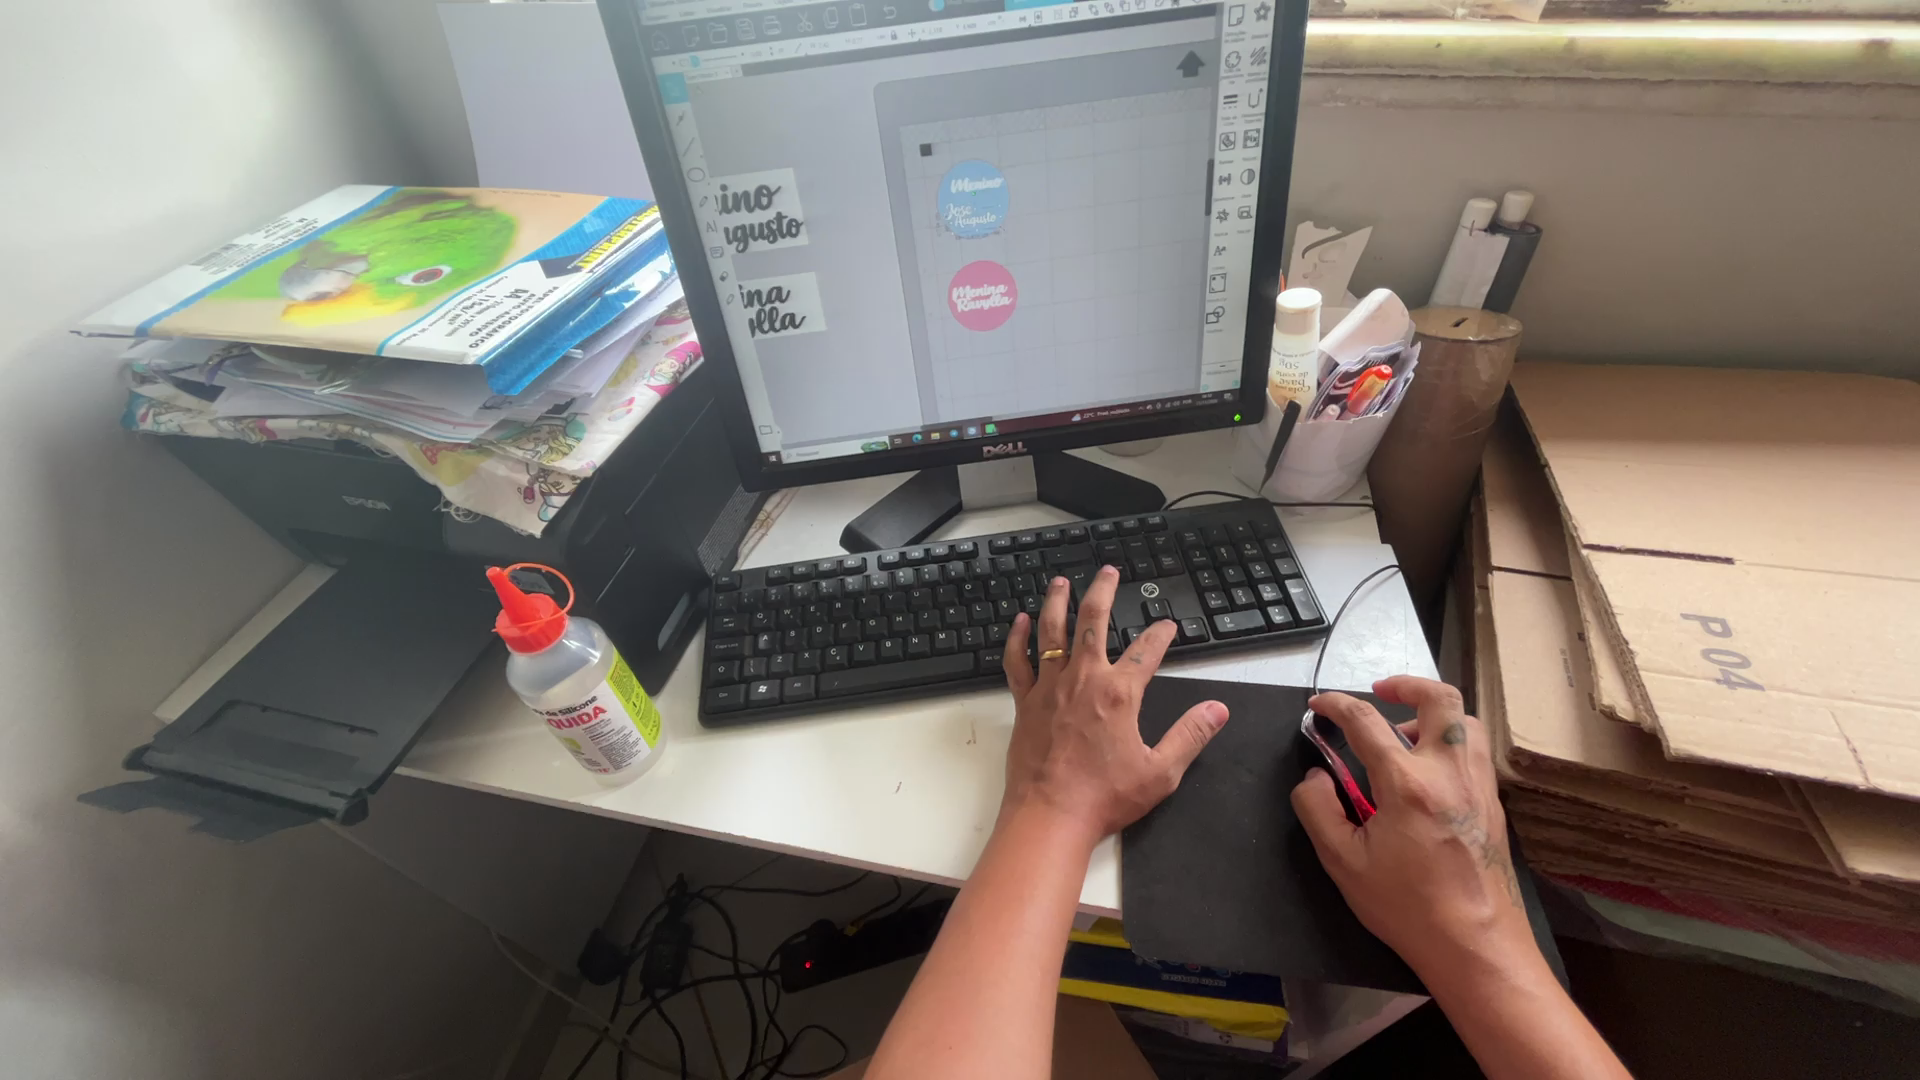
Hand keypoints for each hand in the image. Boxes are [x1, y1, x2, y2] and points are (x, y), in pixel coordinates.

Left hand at [999, 565, 1228, 841]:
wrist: (1051, 815)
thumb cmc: (1104, 797)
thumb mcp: (1161, 772)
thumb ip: (1190, 735)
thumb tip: (1217, 709)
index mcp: (1119, 694)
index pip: (1147, 651)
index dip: (1161, 634)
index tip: (1168, 624)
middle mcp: (1083, 680)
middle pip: (1093, 621)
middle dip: (1103, 591)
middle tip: (1109, 571)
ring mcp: (1050, 687)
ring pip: (1051, 631)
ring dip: (1056, 601)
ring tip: (1060, 581)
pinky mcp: (1025, 701)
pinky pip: (1017, 661)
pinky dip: (1017, 638)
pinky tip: (1020, 622)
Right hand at [1290, 676, 1534, 980]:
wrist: (1477, 950)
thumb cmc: (1405, 906)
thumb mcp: (1340, 860)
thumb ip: (1316, 807)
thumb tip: (1316, 776)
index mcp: (1407, 785)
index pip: (1365, 720)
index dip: (1334, 704)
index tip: (1317, 707)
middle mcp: (1449, 774)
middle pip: (1440, 700)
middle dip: (1406, 684)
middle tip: (1378, 691)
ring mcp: (1479, 788)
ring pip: (1466, 722)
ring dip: (1430, 715)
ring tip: (1400, 735)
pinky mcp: (1494, 806)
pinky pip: (1474, 752)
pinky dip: (1447, 741)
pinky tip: (1423, 770)